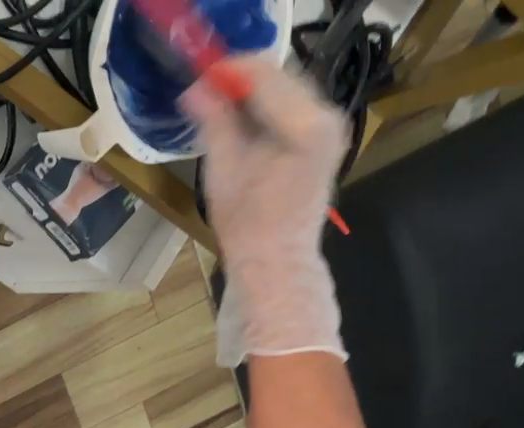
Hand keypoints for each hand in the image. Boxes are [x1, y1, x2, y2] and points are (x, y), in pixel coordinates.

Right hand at [181, 57, 348, 362]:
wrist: (276, 264)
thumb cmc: (248, 226)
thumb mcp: (224, 169)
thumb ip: (214, 121)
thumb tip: (195, 89)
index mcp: (306, 124)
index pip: (265, 74)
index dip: (228, 69)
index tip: (196, 73)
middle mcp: (327, 118)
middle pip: (279, 78)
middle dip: (239, 79)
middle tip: (202, 89)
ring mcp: (328, 130)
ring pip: (285, 92)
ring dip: (250, 94)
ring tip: (215, 106)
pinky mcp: (322, 142)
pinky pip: (290, 111)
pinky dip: (263, 110)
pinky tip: (239, 124)